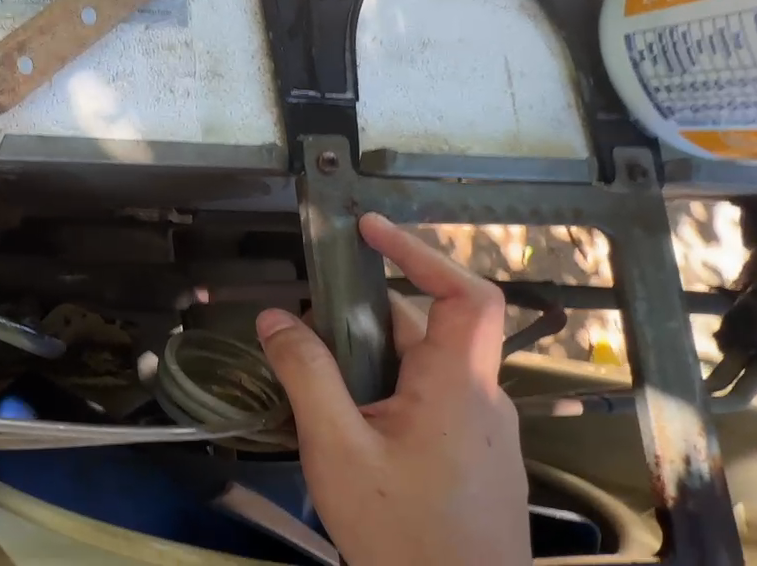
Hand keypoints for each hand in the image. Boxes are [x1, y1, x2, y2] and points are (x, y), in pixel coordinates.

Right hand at [256, 213, 529, 565]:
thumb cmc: (401, 528)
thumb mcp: (336, 446)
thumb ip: (305, 373)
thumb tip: (275, 316)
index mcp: (457, 389)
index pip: (467, 298)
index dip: (421, 253)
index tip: (367, 228)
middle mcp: (480, 401)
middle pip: (426, 328)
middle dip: (360, 312)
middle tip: (302, 324)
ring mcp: (481, 433)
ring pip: (420, 365)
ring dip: (365, 353)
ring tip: (311, 376)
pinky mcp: (471, 459)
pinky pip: (424, 397)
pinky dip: (378, 383)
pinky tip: (341, 416)